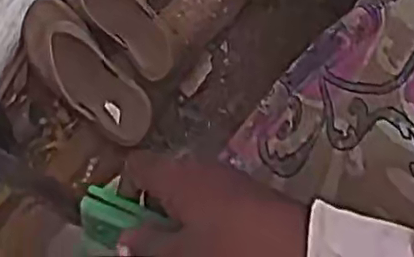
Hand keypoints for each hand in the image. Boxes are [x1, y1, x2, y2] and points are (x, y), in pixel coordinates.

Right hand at [116, 153, 308, 256]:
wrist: (301, 247)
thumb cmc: (233, 247)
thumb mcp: (184, 255)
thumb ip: (149, 247)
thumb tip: (123, 240)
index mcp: (176, 174)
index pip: (135, 166)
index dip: (119, 191)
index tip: (112, 221)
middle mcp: (197, 167)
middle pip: (160, 183)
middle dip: (149, 214)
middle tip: (145, 248)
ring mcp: (224, 180)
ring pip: (186, 198)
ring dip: (176, 223)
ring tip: (177, 251)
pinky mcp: (247, 196)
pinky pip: (210, 206)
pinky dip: (201, 225)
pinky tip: (209, 248)